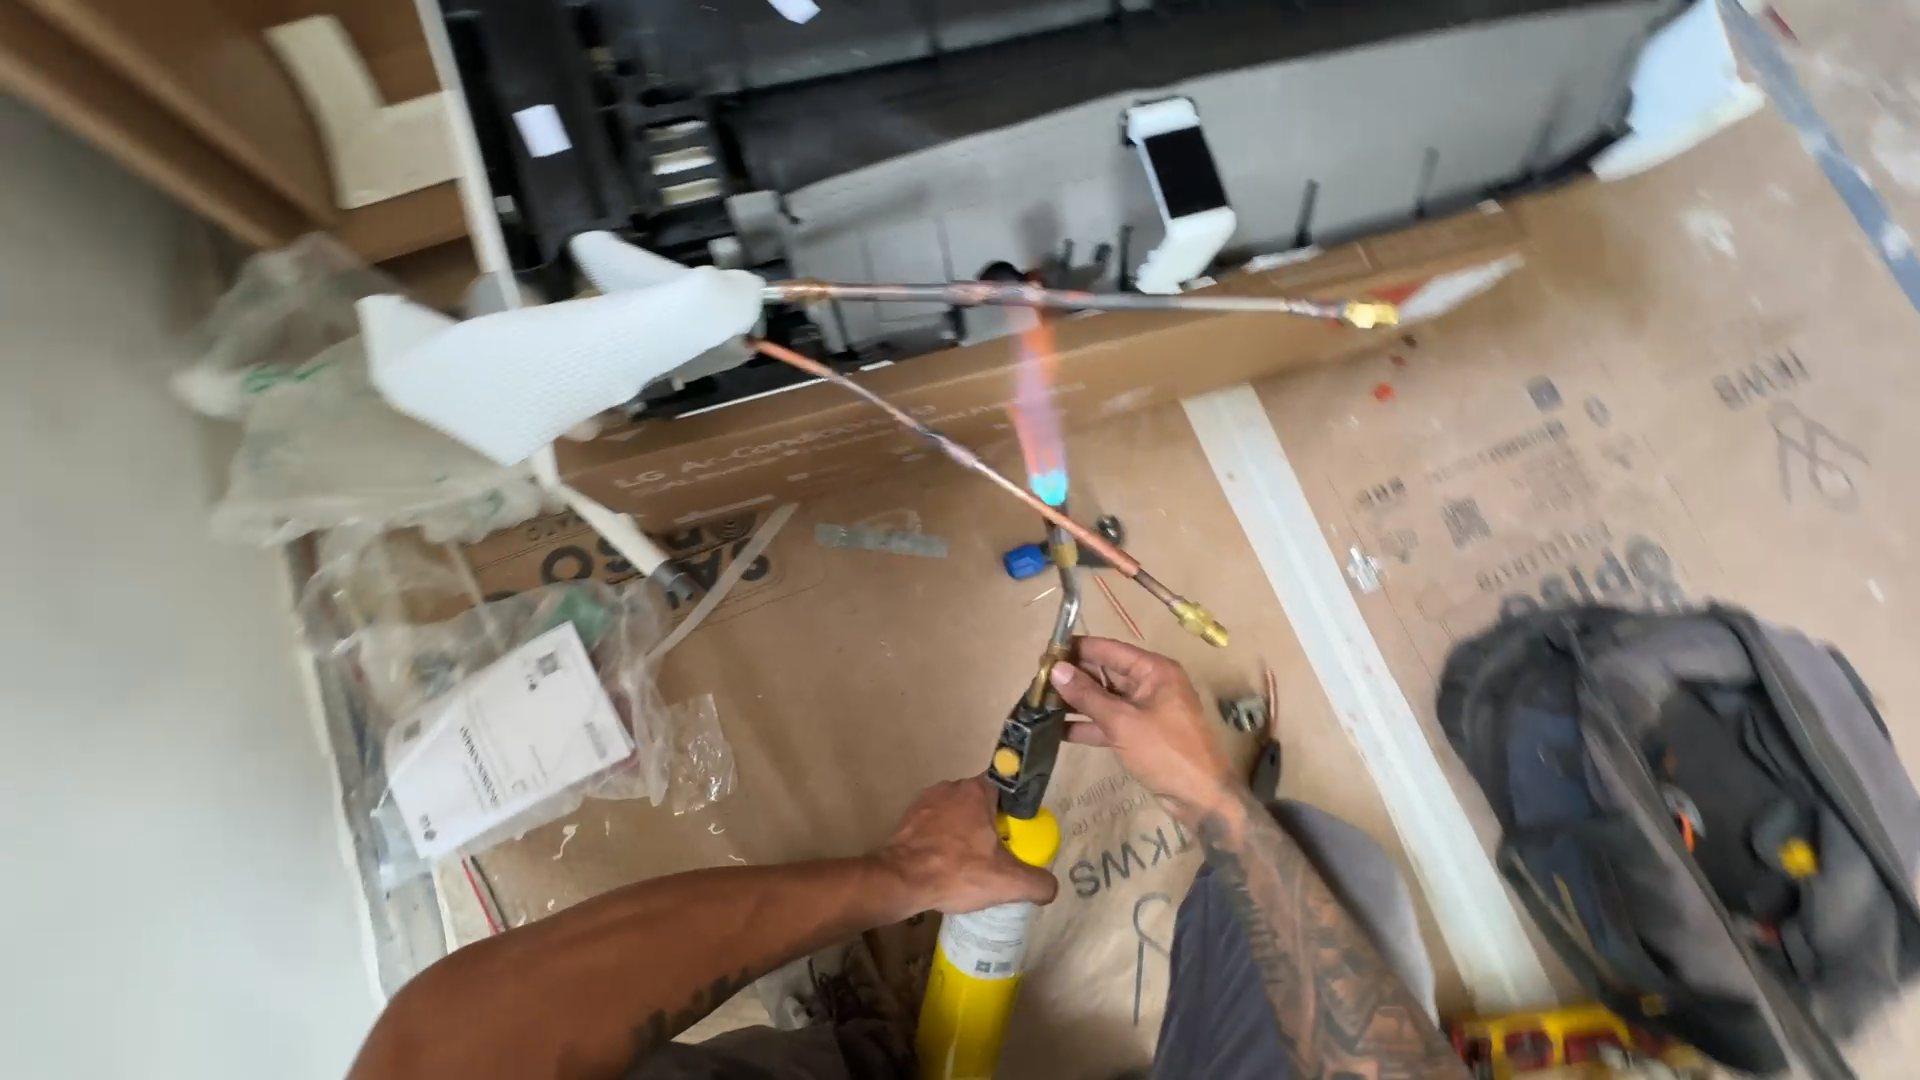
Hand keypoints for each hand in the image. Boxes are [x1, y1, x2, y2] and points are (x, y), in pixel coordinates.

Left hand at [873, 776, 1058, 914]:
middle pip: (982, 803)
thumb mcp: (1008, 882)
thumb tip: (1050, 888)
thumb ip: (1038, 883)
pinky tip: (945, 865)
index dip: (1014, 811)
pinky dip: (942, 841)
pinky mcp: (908, 817)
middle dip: (990, 826)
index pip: (1006, 789)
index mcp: (977, 790)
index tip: (1016, 836)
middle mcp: (951, 786)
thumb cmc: (957, 871)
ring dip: (964, 833)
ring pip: (957, 814)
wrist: (901, 881)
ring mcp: (927, 800)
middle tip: (996, 855)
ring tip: (969, 864)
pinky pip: (935, 825)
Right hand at [1049, 637, 1240, 823]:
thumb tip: (1056, 669)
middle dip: (1072, 677)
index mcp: (1153, 671)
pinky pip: (1108, 722)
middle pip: (1104, 673)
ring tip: (1040, 703)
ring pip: (1103, 698)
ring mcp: (1144, 710)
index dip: (1077, 649)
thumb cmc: (1165, 752)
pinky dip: (1086, 725)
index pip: (1108, 649)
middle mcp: (1149, 685)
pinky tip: (1056, 730)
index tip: (1046, 652)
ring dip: (1075, 702)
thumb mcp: (1122, 721)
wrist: (1201, 799)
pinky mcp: (1139, 733)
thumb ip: (1087, 695)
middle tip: (1037, 680)